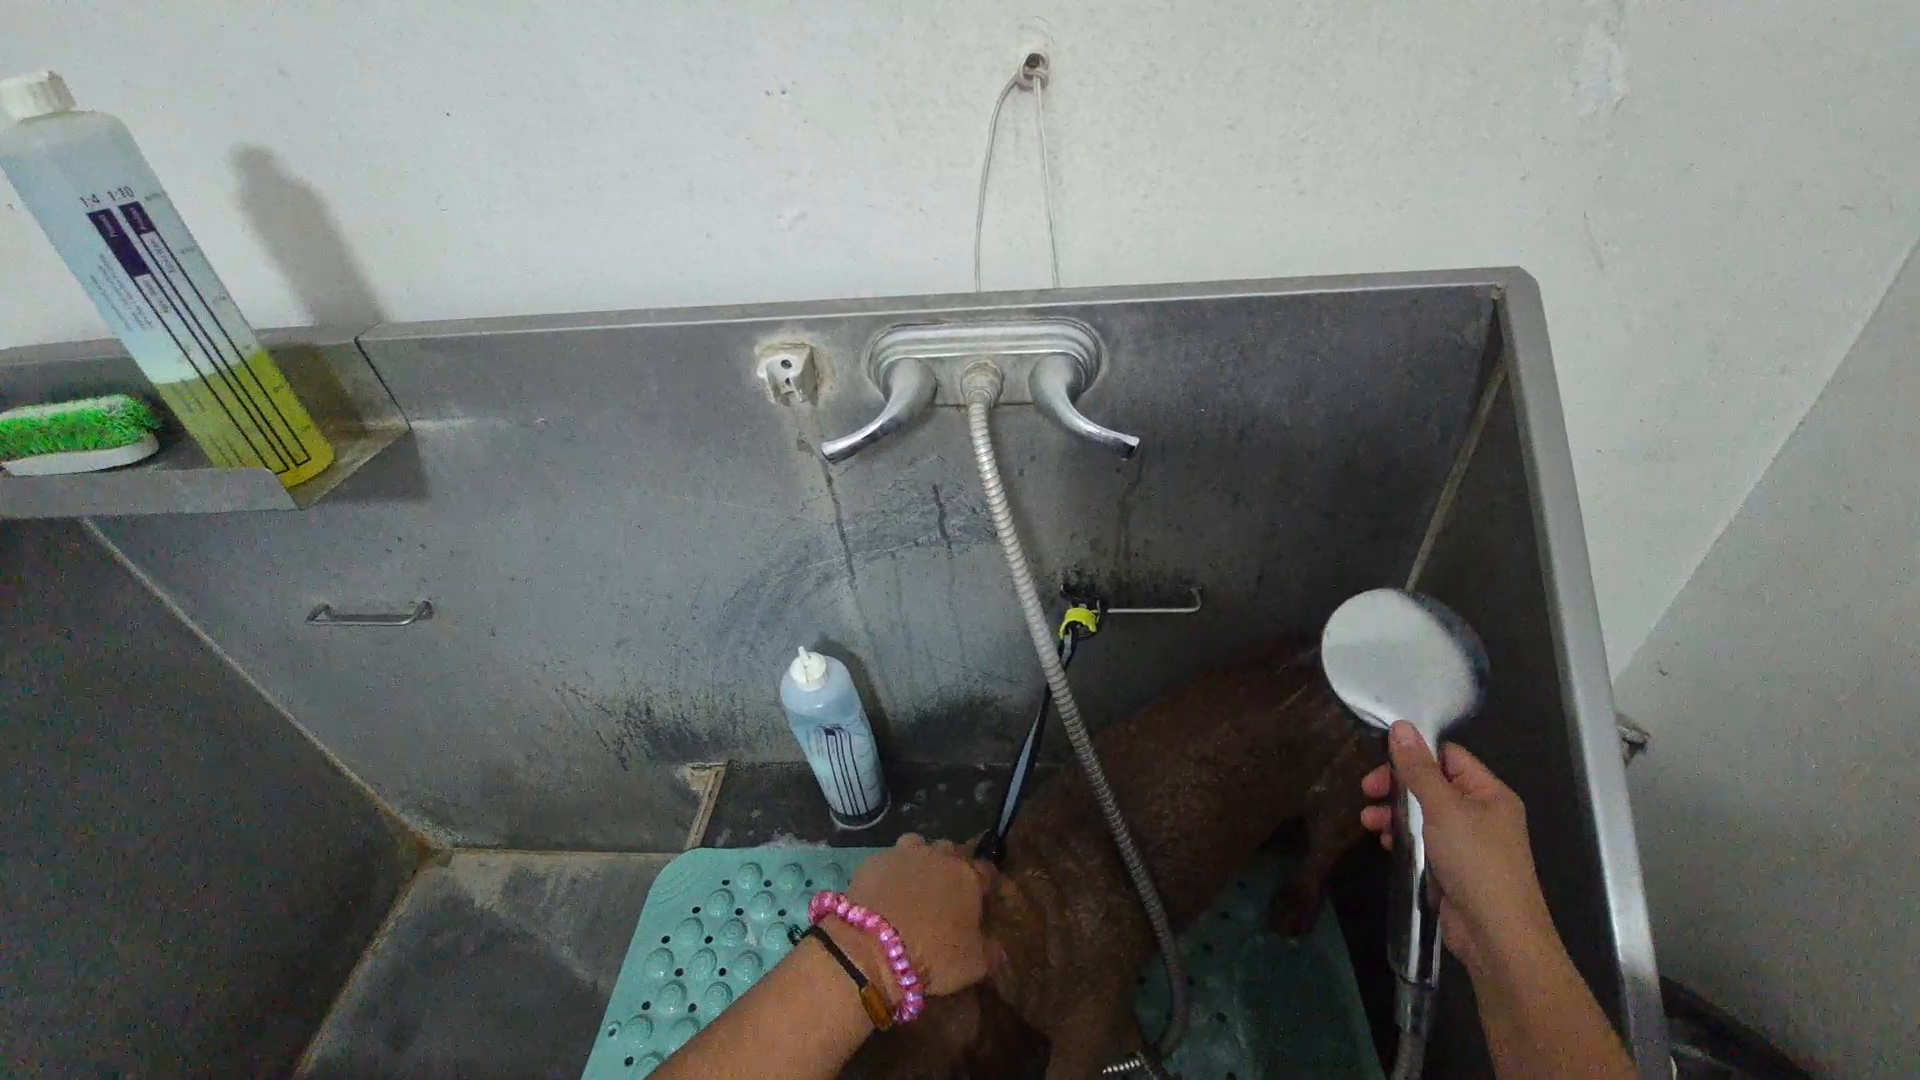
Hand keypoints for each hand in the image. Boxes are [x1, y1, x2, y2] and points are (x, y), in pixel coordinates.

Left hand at [834, 834, 998, 998]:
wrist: (873, 948)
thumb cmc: (932, 956)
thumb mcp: (974, 965)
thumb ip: (991, 952)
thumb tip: (998, 950)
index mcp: (968, 876)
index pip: (986, 870)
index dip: (984, 884)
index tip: (980, 899)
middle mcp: (938, 857)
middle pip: (951, 852)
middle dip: (951, 866)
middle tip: (945, 893)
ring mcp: (904, 855)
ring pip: (918, 846)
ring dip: (920, 860)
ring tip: (913, 885)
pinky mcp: (874, 861)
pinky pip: (887, 861)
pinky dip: (889, 873)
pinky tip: (884, 892)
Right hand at [1359, 722, 1557, 979]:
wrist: (1496, 936)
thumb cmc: (1475, 862)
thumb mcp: (1443, 808)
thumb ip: (1418, 768)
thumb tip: (1401, 726)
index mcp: (1489, 793)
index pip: (1448, 757)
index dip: (1416, 754)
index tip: (1381, 760)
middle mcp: (1481, 813)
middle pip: (1430, 784)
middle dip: (1397, 786)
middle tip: (1368, 790)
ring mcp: (1466, 841)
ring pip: (1421, 813)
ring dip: (1393, 813)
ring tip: (1370, 822)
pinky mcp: (1451, 866)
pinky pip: (1422, 839)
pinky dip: (1402, 837)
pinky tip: (1388, 843)